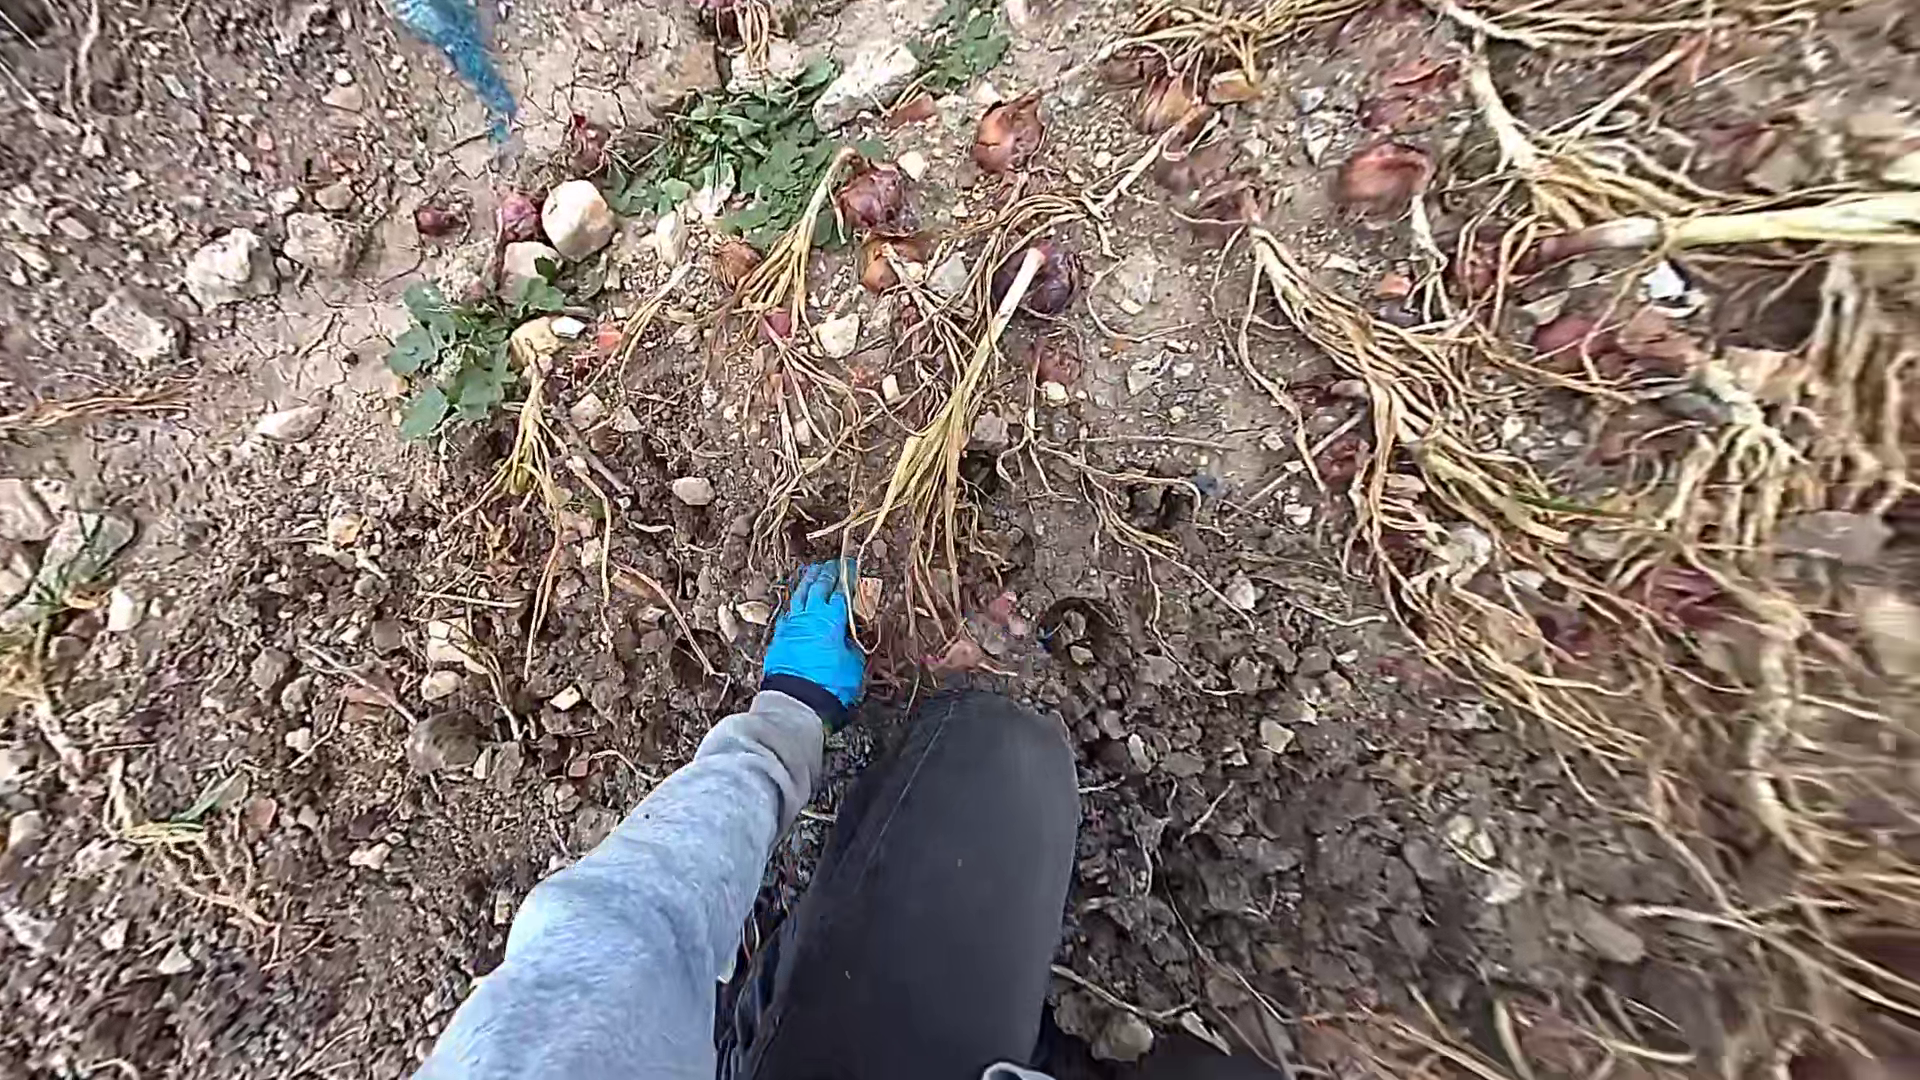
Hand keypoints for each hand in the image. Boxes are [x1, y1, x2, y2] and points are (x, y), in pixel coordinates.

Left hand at [761, 560, 864, 725]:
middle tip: (834, 564)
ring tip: (813, 571)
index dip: (848, 579)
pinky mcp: (781, 636)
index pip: (842, 592)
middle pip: (819, 587)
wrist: (795, 701)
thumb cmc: (829, 685)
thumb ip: (852, 644)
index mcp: (832, 620)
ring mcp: (793, 624)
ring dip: (808, 581)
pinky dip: (795, 599)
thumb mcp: (853, 664)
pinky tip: (797, 598)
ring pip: (800, 594)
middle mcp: (810, 616)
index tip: (852, 569)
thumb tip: (850, 635)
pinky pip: (789, 610)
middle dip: (828, 573)